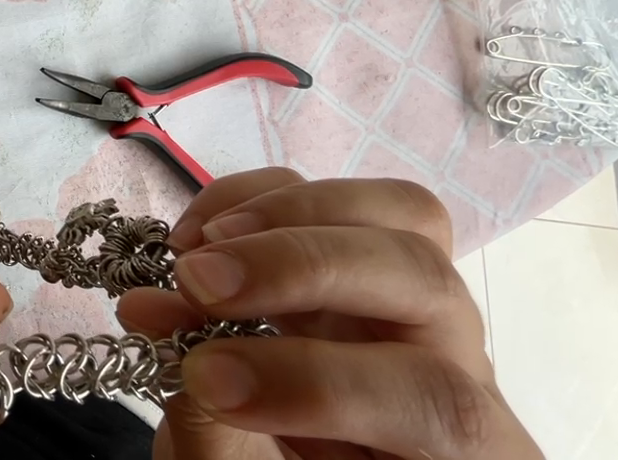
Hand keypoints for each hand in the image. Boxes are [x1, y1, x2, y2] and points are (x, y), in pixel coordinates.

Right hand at [117, 168, 543, 459]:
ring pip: (393, 209)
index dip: (317, 382)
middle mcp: (456, 359)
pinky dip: (239, 197)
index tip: (208, 381)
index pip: (435, 402)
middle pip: (418, 274)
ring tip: (194, 252)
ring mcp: (398, 289)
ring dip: (277, 216)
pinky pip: (312, 185)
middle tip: (195, 285)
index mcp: (465, 456)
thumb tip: (151, 316)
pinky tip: (189, 239)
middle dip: (295, 265)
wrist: (278, 459)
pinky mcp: (336, 244)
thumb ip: (204, 420)